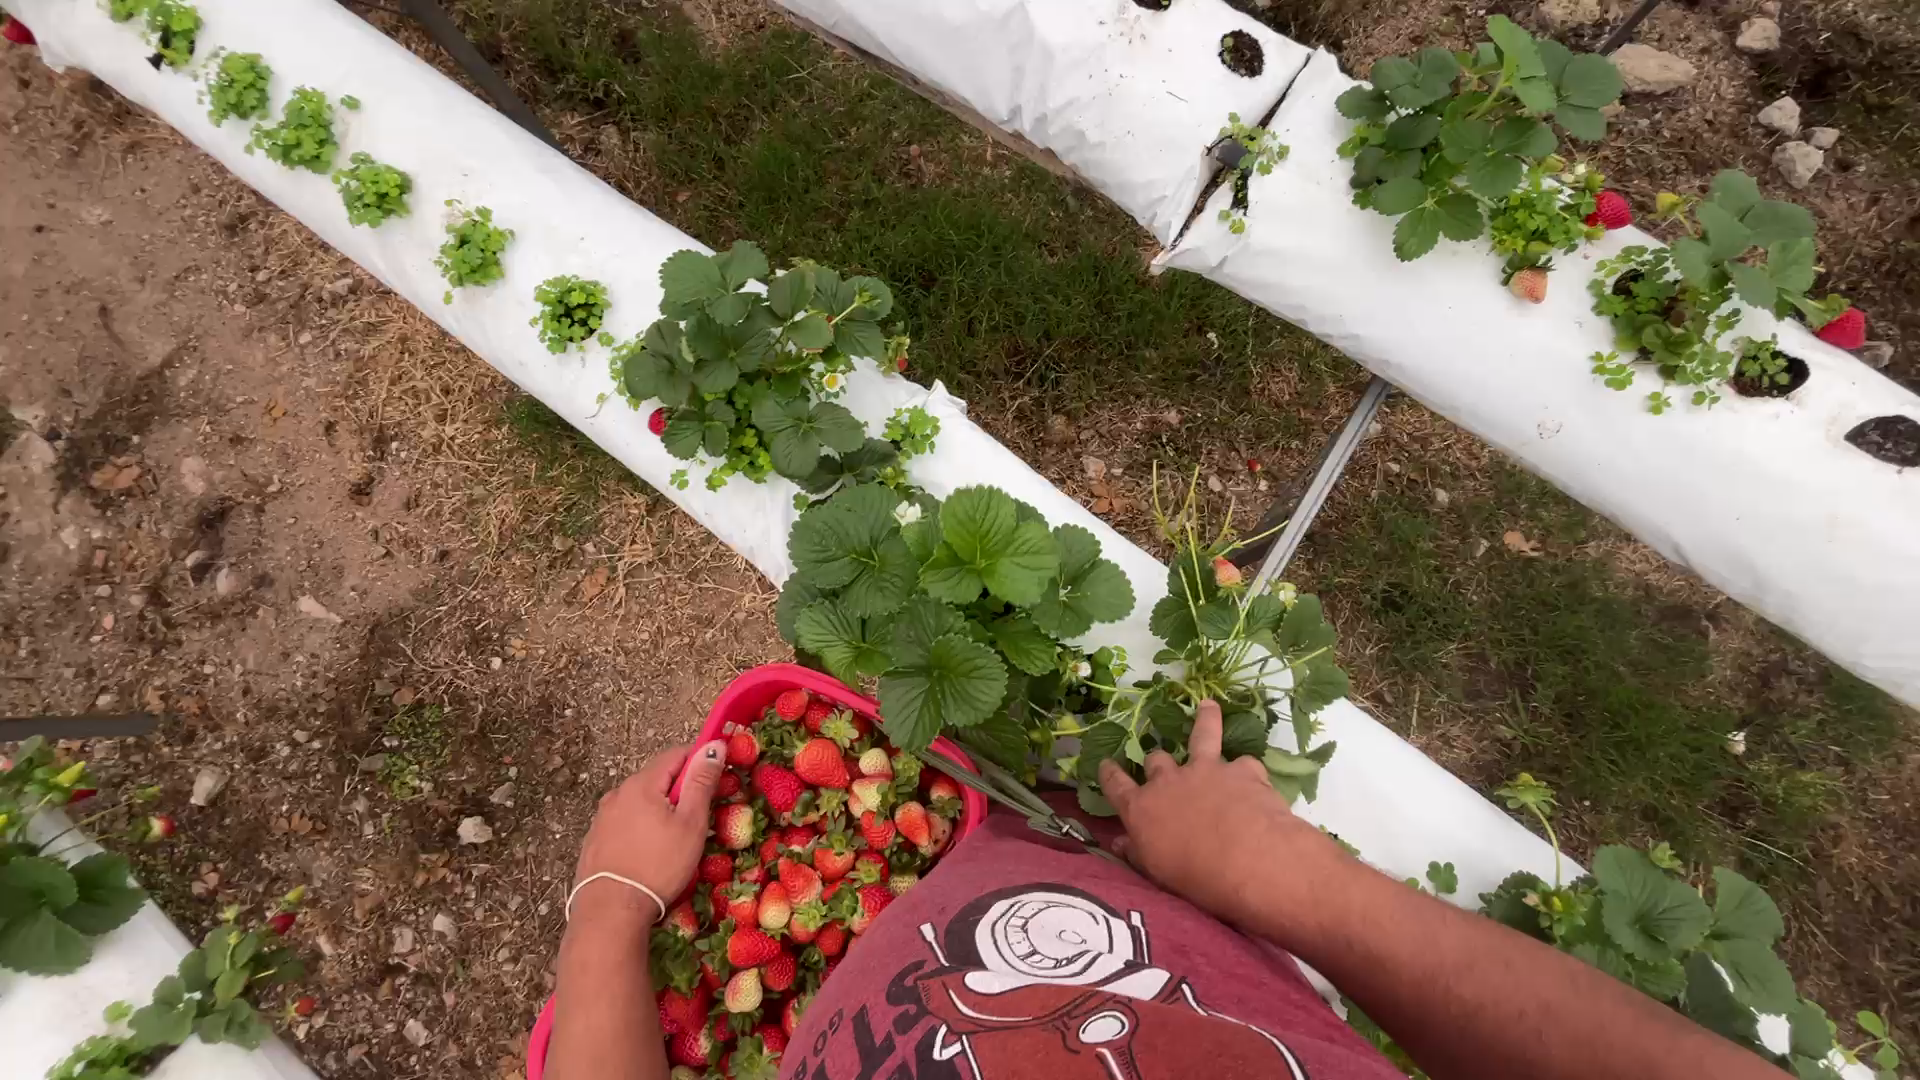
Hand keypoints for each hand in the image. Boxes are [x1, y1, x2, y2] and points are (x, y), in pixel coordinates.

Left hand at [571, 739, 727, 925]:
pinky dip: (642, 826)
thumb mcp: (690, 823)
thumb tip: (714, 746)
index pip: (676, 754)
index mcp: (641, 784)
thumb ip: (702, 781)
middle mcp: (617, 794)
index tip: (716, 778)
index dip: (700, 760)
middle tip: (699, 815)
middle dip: (681, 788)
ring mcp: (602, 818)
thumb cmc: (658, 866)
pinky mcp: (594, 840)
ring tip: (674, 838)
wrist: (609, 913)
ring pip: (641, 800)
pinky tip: (649, 852)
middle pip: (657, 777)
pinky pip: (625, 821)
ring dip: (660, 808)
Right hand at [1099, 700, 1335, 927]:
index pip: (1116, 784)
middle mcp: (1169, 781)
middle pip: (1157, 760)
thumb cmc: (1194, 875)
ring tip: (1208, 706)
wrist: (1246, 860)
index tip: (1106, 764)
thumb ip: (1136, 853)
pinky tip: (1254, 777)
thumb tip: (1117, 843)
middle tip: (1161, 767)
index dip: (1110, 773)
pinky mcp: (1241, 770)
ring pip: (1202, 736)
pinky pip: (1244, 763)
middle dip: (1157, 762)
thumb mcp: (1155, 871)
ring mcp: (1205, 770)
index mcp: (1142, 807)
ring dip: (1204, 720)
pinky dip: (1247, 771)